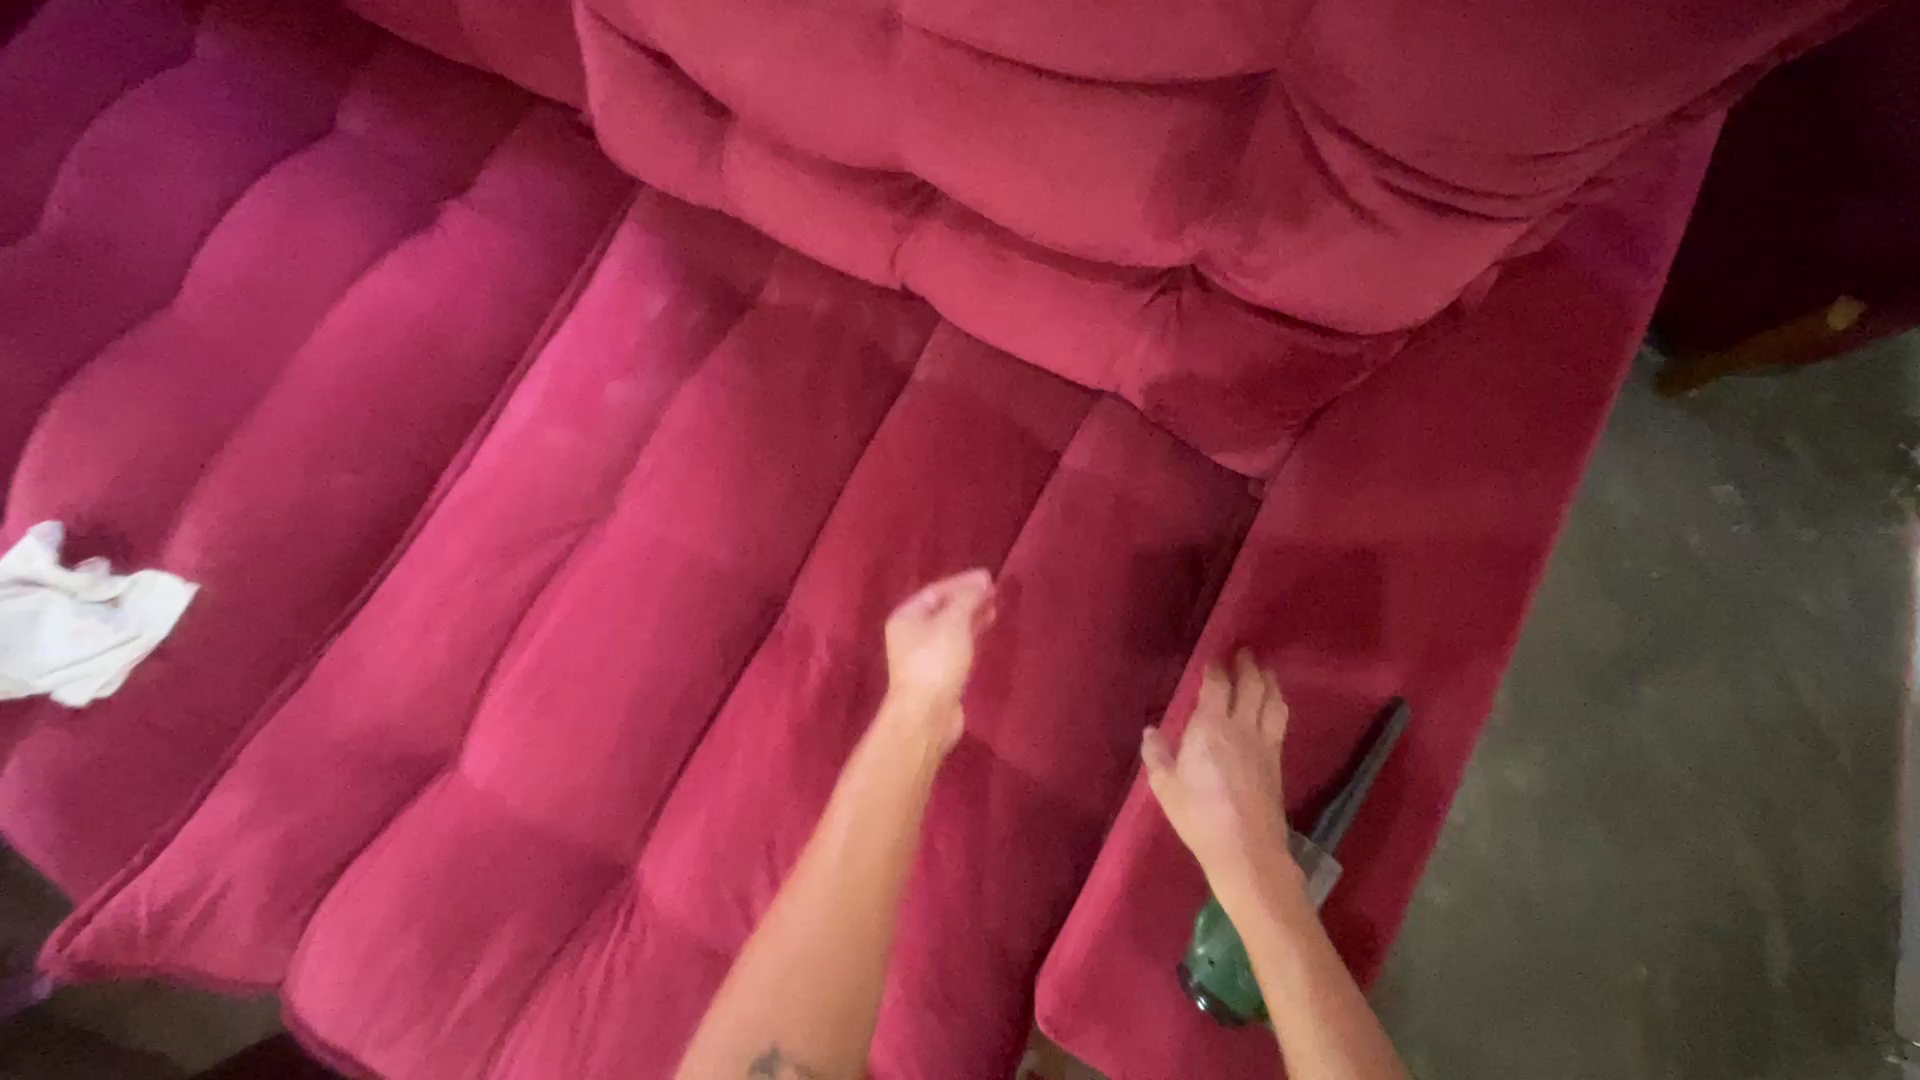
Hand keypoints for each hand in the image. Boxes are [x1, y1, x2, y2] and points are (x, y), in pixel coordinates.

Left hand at [881, 569, 995, 753]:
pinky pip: (956, 647)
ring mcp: (923, 656)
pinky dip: (970, 637)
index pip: (936, 591)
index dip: (962, 582)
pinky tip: (984, 632)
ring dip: (971, 617)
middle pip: (942, 609)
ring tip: (994, 608)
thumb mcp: (954, 622)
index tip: (989, 577)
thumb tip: (981, 581)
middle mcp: (911, 634)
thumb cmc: (936, 661)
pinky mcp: (938, 675)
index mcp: (907, 616)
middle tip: (994, 591)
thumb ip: (968, 598)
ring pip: (950, 629)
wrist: (927, 715)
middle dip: (968, 599)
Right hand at [1142, 649, 1295, 894]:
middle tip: (1244, 652)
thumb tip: (1150, 731)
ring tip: (1265, 671)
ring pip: (1272, 700)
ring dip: (1269, 681)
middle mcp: (1240, 727)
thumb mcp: (1165, 786)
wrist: (1245, 848)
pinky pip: (1280, 720)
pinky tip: (1275, 705)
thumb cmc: (1198, 815)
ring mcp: (1263, 743)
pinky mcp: (1277, 760)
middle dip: (1247, 666)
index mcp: (1209, 727)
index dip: (1216, 668)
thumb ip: (1156, 755)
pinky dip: (1278, 704)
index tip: (1213, 658)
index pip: (1217, 685)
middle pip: (1251, 685)